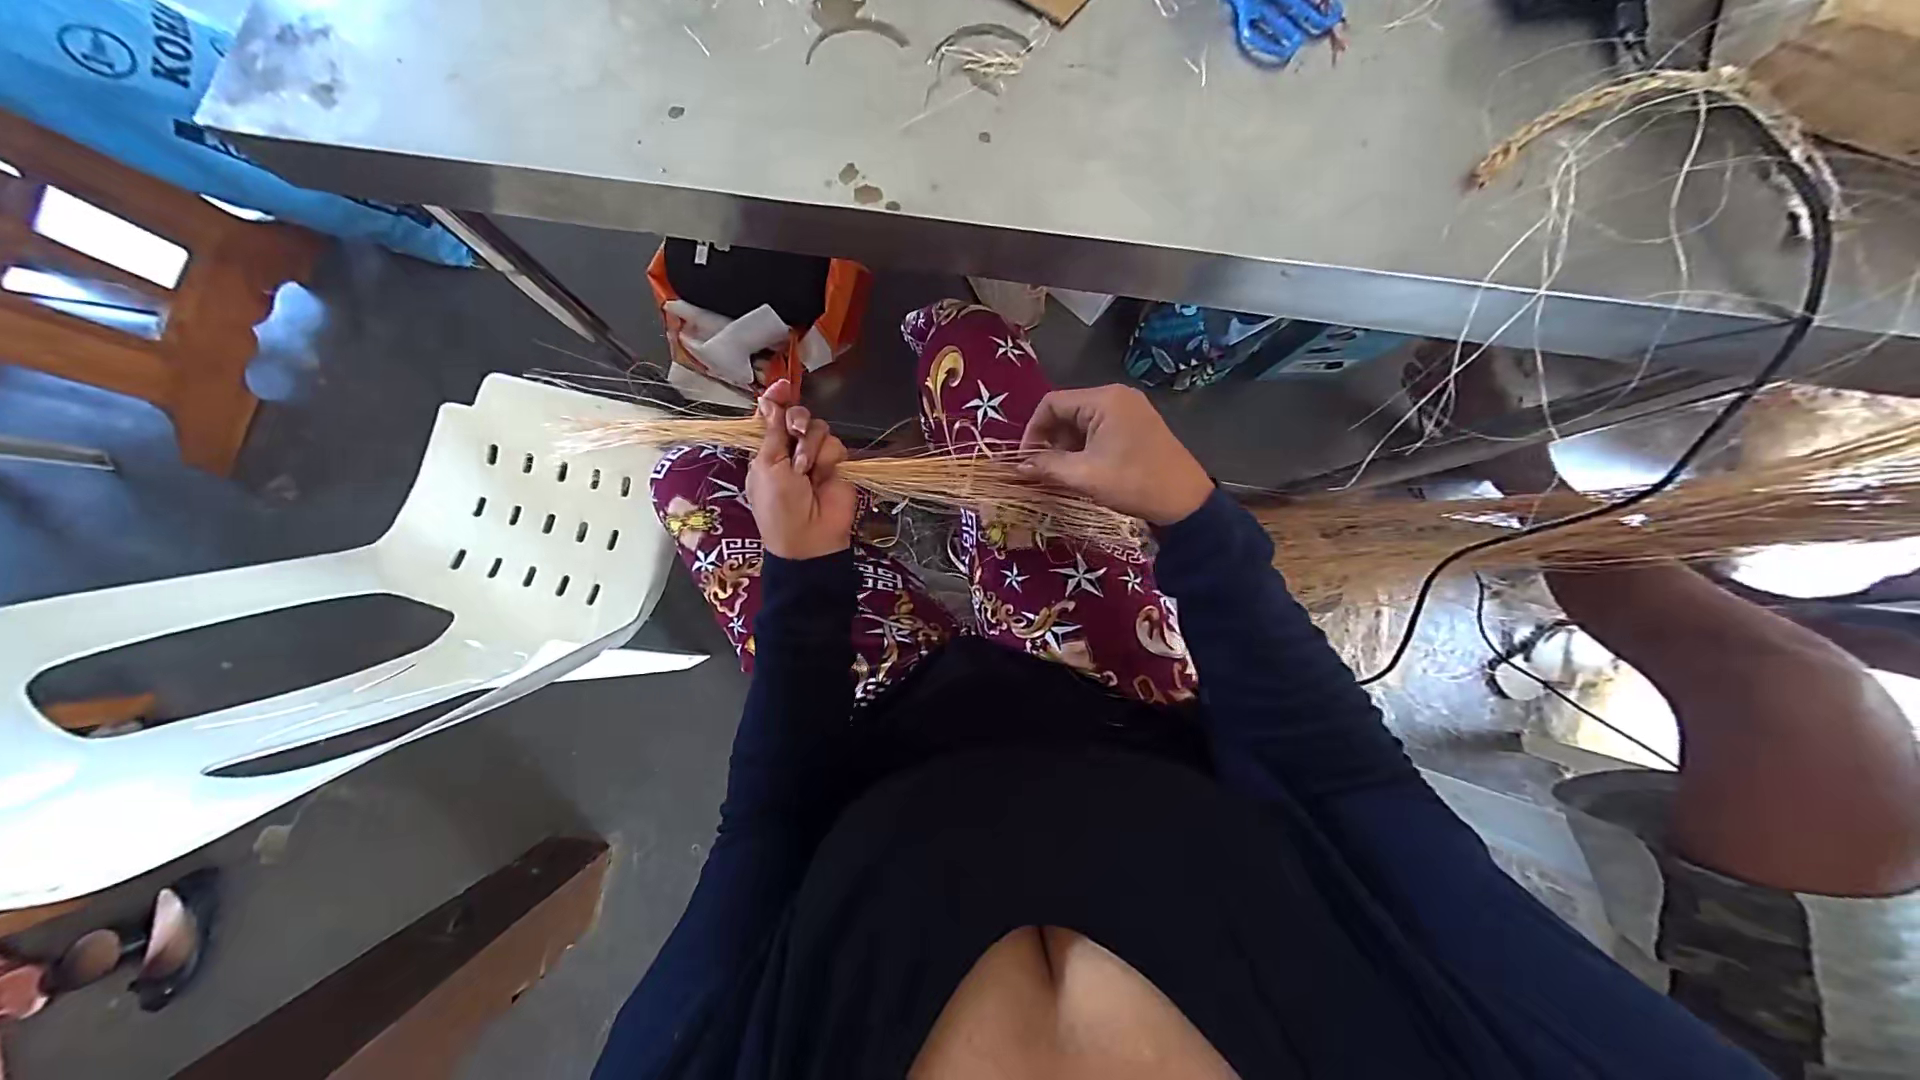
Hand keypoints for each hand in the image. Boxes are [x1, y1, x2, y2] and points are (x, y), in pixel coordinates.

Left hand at [747, 379, 857, 559]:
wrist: (809, 537)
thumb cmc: (778, 505)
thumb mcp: (766, 465)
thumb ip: (772, 431)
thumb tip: (767, 399)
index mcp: (768, 450)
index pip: (773, 416)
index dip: (778, 399)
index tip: (783, 386)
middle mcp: (793, 450)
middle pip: (798, 416)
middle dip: (797, 421)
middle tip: (795, 434)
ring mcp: (817, 457)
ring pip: (819, 429)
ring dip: (810, 447)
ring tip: (806, 471)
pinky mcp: (838, 465)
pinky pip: (835, 445)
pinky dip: (828, 458)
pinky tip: (822, 476)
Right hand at [1018, 385, 1212, 525]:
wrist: (1186, 502)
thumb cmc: (1133, 483)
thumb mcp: (1084, 476)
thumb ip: (1047, 466)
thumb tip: (1018, 467)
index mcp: (1104, 399)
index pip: (1052, 404)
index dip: (1032, 431)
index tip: (1025, 460)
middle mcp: (1116, 397)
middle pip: (1067, 411)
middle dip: (1049, 441)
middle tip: (1041, 470)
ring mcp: (1129, 411)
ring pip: (1082, 423)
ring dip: (1065, 448)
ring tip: (1059, 475)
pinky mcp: (1136, 427)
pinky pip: (1099, 431)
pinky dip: (1084, 449)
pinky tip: (1080, 472)